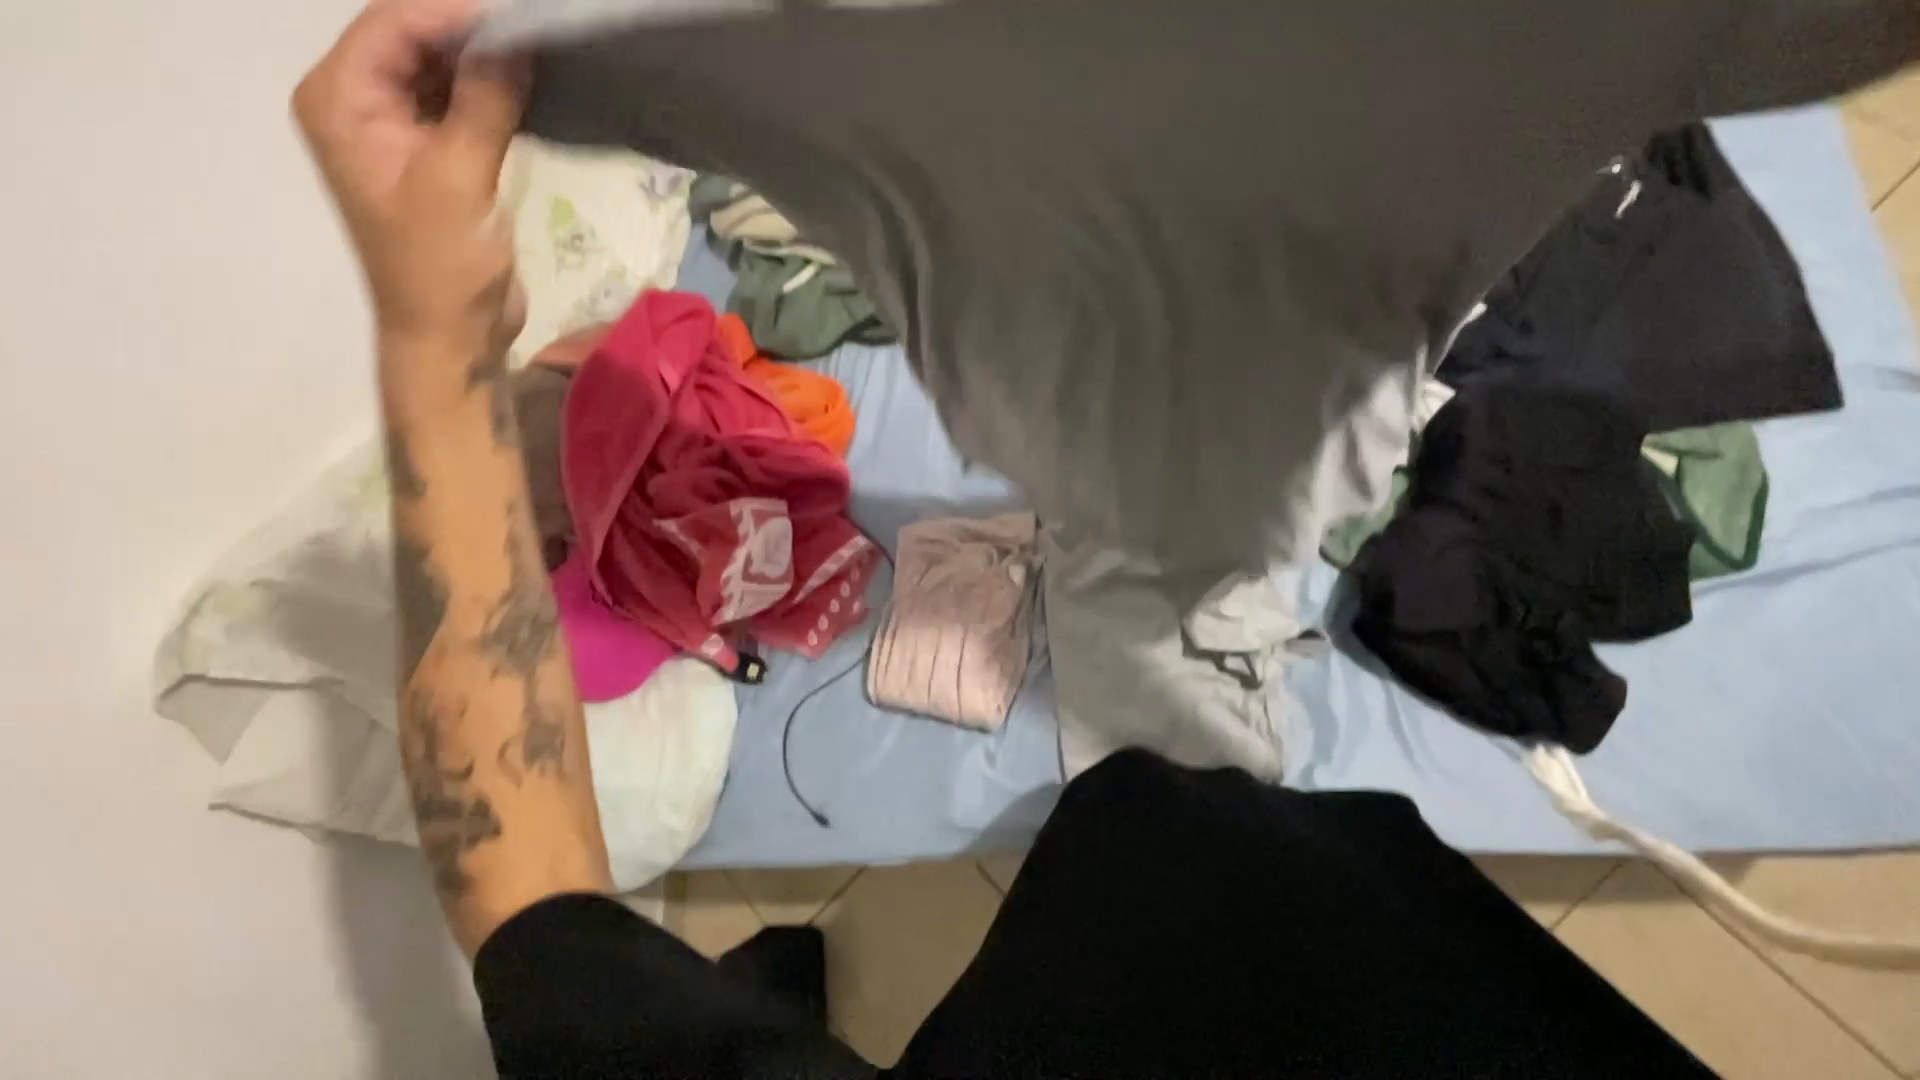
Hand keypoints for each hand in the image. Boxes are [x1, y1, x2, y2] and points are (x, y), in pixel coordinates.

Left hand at [294, 0, 526, 353]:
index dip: (456, 13)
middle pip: (413, 39)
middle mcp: (358, 104)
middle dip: (473, 32)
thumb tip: (514, 40)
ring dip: (486, 62)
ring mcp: (396, 131)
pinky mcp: (434, 157)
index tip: (523, 20)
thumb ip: (483, 103)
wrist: (451, 337)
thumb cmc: (442, 266)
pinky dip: (491, 94)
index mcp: (340, 101)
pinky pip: (459, 105)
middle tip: (539, 35)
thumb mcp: (460, 179)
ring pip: (440, 70)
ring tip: (542, 56)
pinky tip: (530, 91)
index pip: (392, 25)